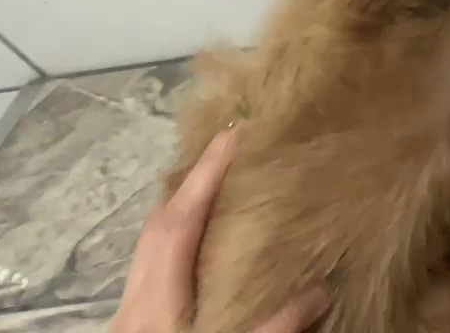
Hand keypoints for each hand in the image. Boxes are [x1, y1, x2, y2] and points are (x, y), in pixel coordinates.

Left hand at [110, 128, 329, 332]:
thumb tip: (321, 290)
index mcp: (154, 308)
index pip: (178, 224)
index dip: (205, 177)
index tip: (235, 135)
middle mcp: (134, 307)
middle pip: (155, 229)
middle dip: (190, 183)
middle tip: (232, 150)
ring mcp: (129, 322)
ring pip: (149, 250)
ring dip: (182, 210)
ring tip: (224, 186)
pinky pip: (154, 269)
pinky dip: (179, 241)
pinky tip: (206, 246)